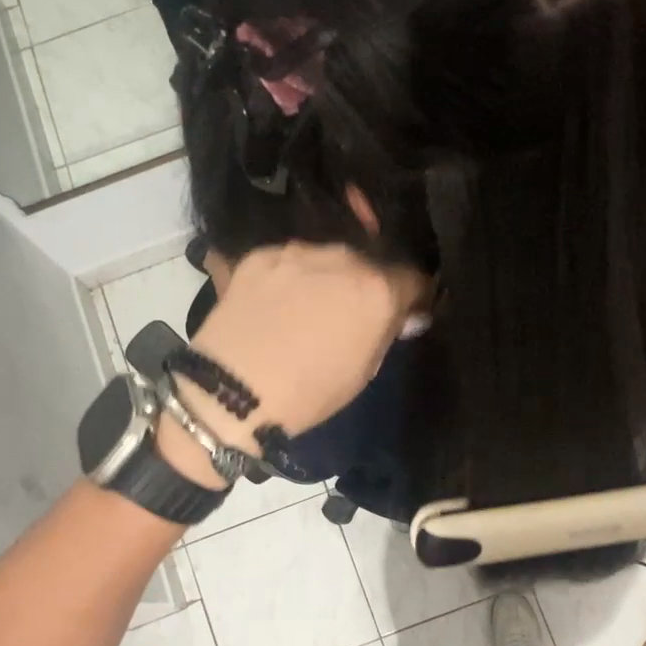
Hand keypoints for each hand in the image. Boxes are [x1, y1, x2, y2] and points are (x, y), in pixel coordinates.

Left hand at [180, 243, 425, 448]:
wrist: (232, 392)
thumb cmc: (308, 394)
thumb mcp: (362, 373)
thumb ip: (385, 334)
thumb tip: (401, 315)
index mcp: (377, 290)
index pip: (413, 278)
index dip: (411, 298)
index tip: (403, 314)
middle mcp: (343, 258)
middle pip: (367, 264)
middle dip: (365, 285)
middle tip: (349, 316)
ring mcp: (297, 252)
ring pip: (325, 258)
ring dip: (325, 278)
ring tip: (307, 310)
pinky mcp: (259, 255)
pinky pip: (287, 261)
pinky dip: (288, 277)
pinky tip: (274, 305)